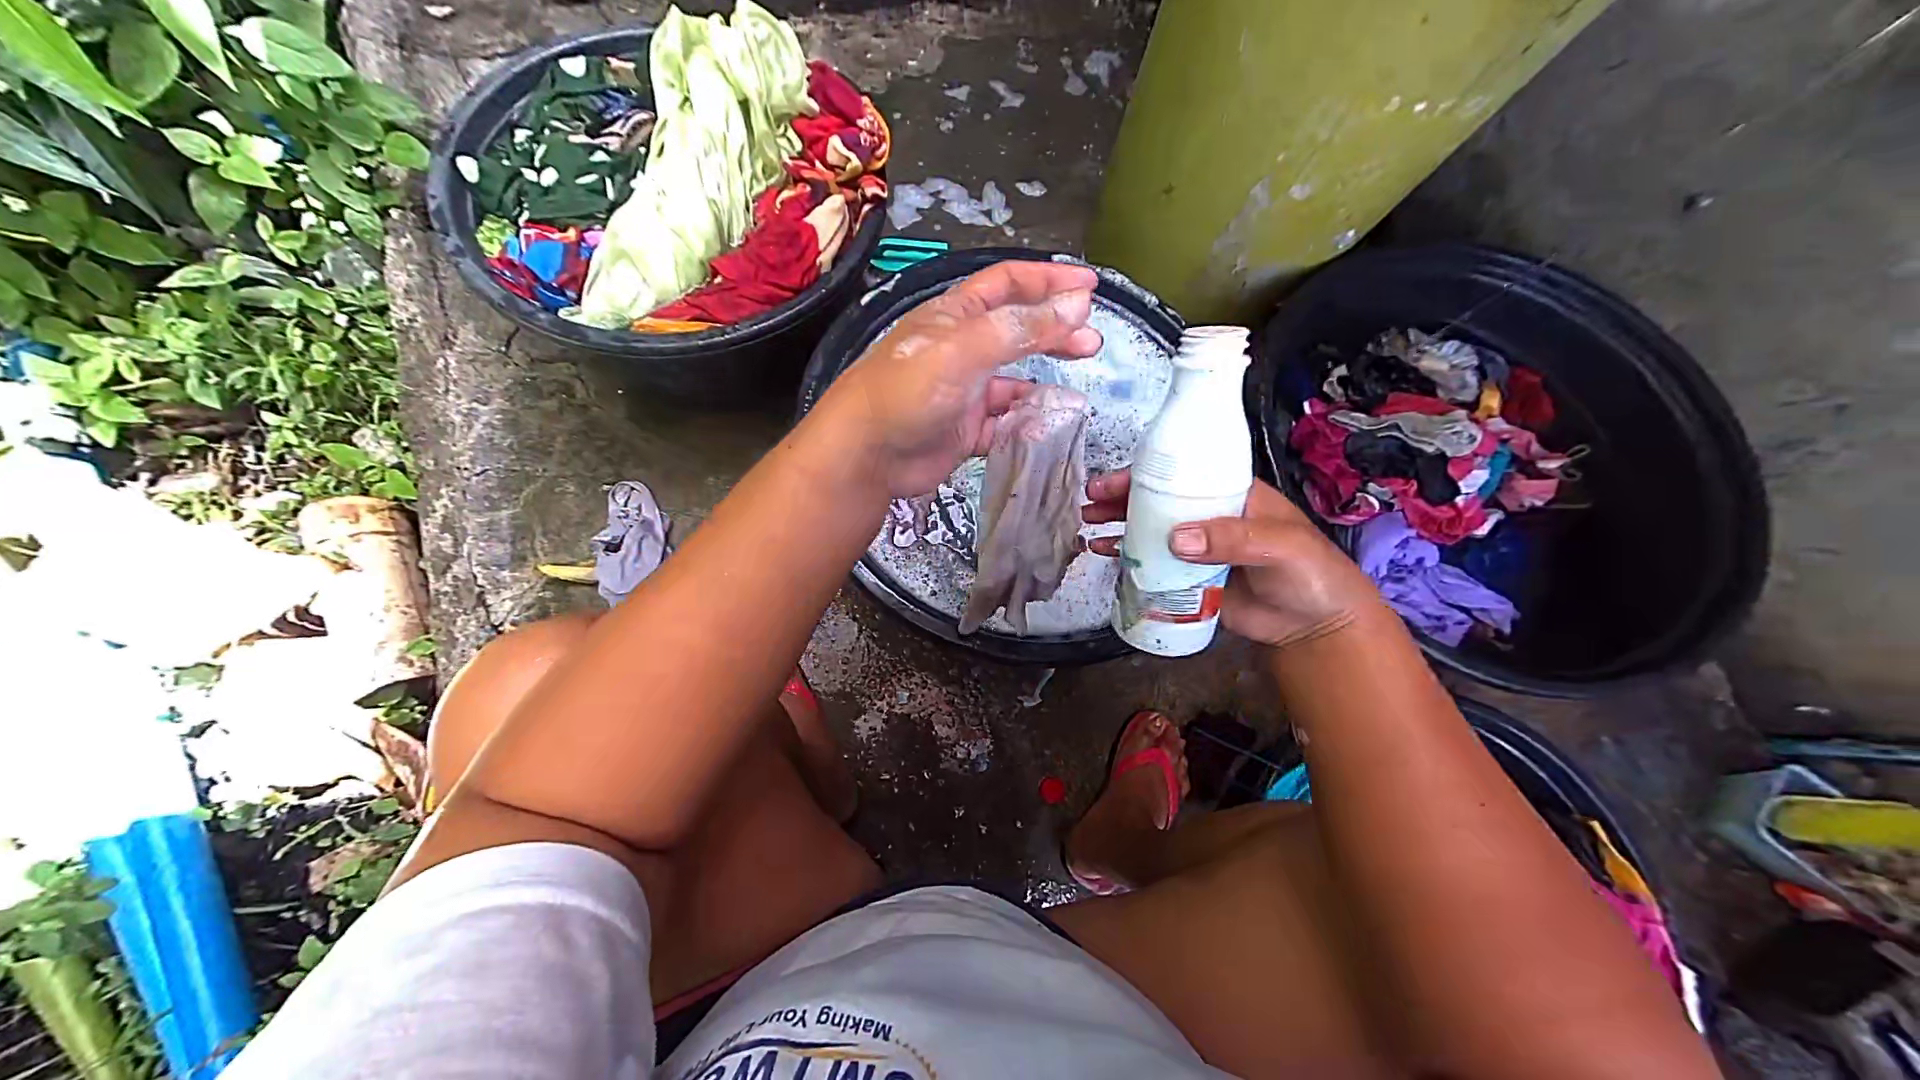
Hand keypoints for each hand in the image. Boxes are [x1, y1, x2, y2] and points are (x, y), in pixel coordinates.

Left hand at [816, 261, 1103, 496]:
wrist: (867, 456)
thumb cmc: (907, 393)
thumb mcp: (964, 350)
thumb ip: (1021, 328)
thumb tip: (1078, 305)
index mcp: (955, 315)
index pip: (1008, 284)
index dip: (1048, 280)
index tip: (1089, 287)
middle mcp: (960, 348)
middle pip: (1017, 328)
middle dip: (1055, 329)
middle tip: (1092, 338)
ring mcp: (963, 390)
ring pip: (1014, 378)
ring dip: (1044, 377)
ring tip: (1077, 384)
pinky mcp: (964, 428)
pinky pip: (1004, 421)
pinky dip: (1026, 421)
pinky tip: (1046, 422)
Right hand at [1084, 472, 1383, 648]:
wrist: (1316, 626)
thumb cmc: (1310, 573)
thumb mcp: (1281, 545)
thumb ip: (1233, 538)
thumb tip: (1176, 539)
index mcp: (1230, 496)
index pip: (1181, 476)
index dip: (1143, 475)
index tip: (1111, 483)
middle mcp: (1207, 517)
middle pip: (1156, 502)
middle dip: (1120, 501)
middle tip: (1091, 506)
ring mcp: (1196, 550)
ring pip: (1149, 532)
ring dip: (1118, 529)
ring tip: (1091, 531)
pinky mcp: (1189, 580)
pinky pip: (1153, 567)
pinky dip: (1128, 561)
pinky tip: (1108, 558)